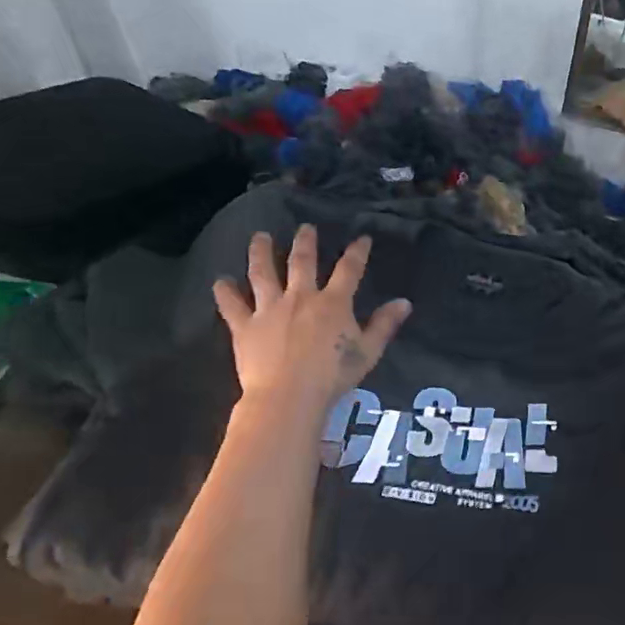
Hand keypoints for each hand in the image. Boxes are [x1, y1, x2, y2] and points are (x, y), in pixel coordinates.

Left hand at [212, 225, 411, 407]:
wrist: (289, 396)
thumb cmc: (333, 376)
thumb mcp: (368, 353)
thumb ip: (384, 325)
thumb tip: (404, 303)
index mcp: (333, 303)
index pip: (349, 270)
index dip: (357, 252)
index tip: (362, 239)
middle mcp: (300, 297)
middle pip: (302, 261)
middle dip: (305, 242)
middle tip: (305, 228)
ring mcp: (269, 308)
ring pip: (262, 272)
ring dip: (261, 252)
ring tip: (259, 236)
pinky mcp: (245, 326)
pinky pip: (232, 305)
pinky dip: (225, 292)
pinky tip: (220, 281)